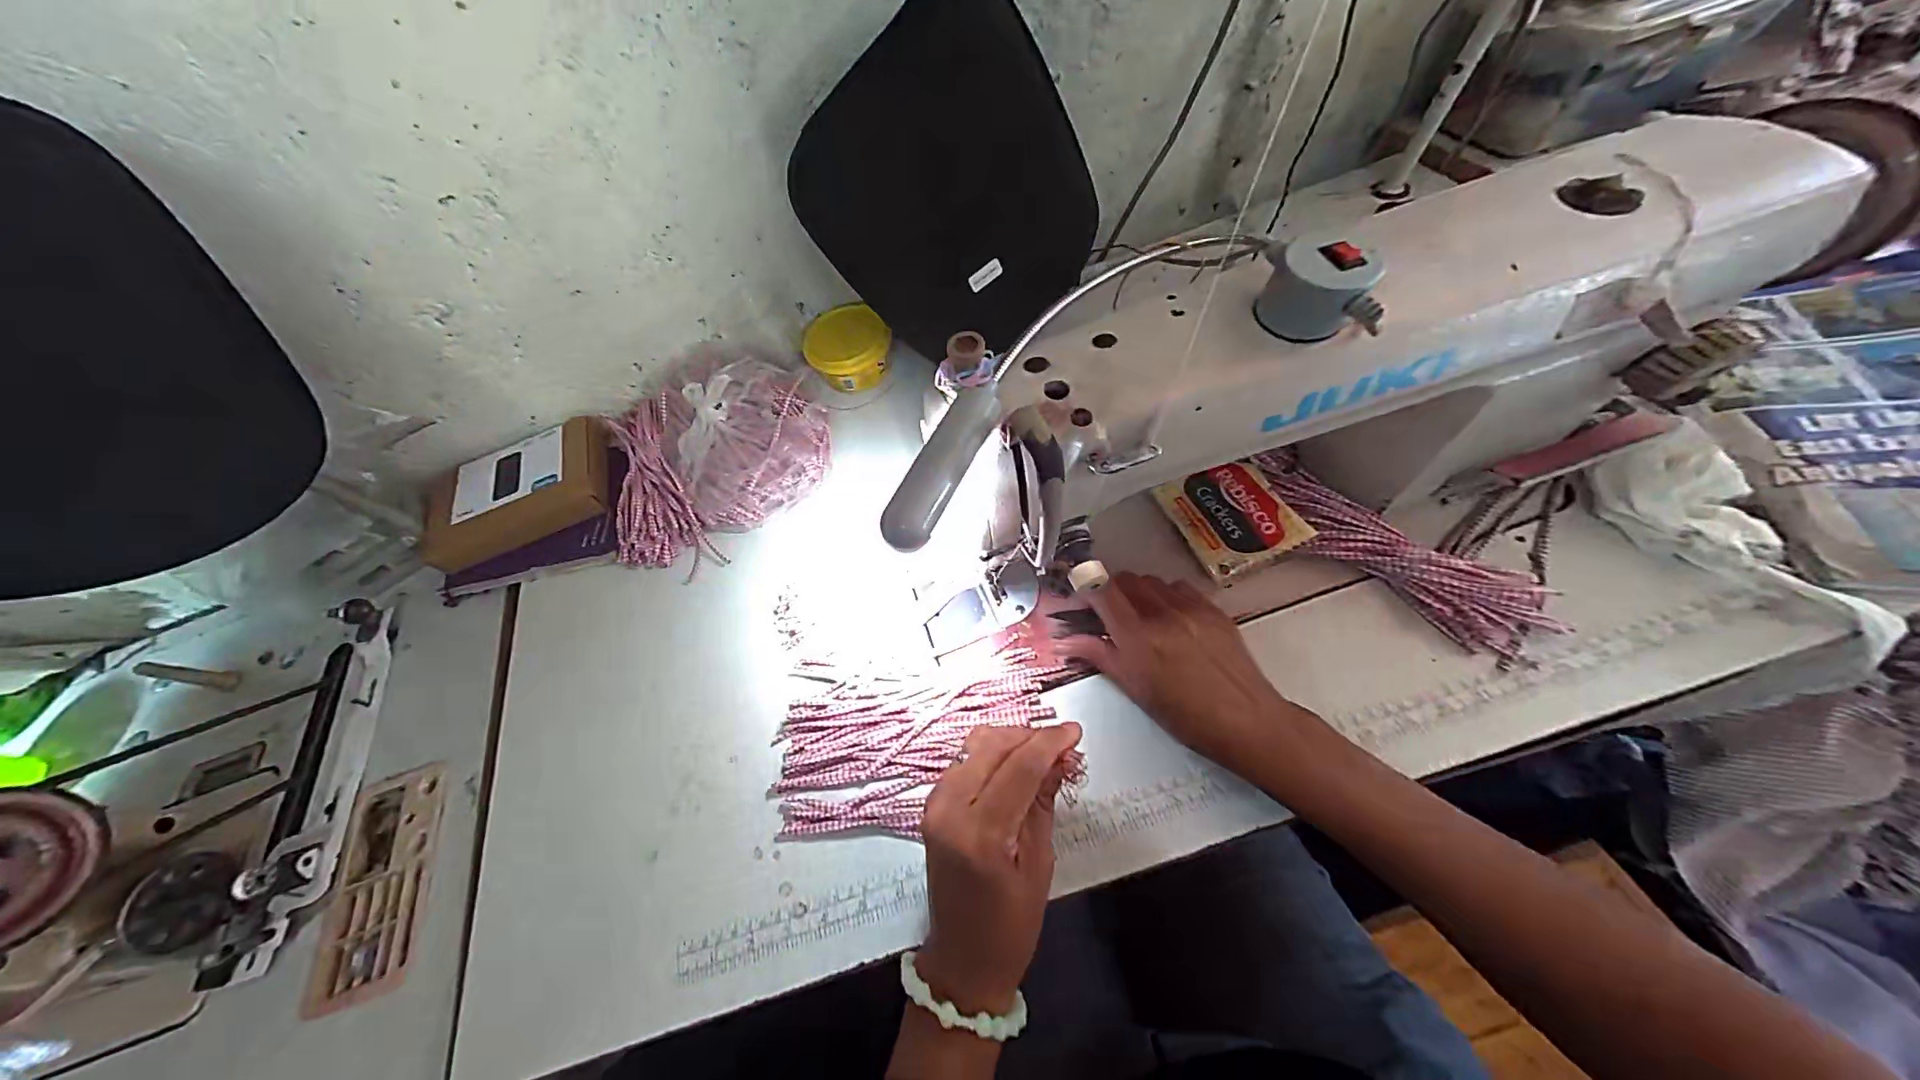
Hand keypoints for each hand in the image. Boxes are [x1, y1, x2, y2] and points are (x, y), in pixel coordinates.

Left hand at [916, 723, 1081, 1015]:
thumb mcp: (1039, 863)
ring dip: (1010, 741)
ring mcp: (934, 805)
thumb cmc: (1010, 925)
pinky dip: (991, 755)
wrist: (962, 958)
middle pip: (991, 745)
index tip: (1074, 731)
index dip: (1050, 742)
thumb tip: (1060, 757)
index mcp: (980, 833)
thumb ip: (1043, 801)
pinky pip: (964, 762)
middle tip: (1063, 747)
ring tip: (1042, 756)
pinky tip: (1016, 767)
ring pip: (974, 746)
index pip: (1018, 766)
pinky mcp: (931, 805)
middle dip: (1030, 736)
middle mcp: (949, 810)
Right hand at [1058, 572, 1314, 772]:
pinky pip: (1180, 588)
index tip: (1080, 599)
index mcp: (1138, 638)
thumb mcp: (1135, 689)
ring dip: (1138, 592)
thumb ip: (1100, 656)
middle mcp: (1163, 615)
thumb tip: (1069, 641)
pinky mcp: (1213, 609)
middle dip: (1110, 590)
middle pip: (1125, 579)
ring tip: (1138, 616)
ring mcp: (1191, 609)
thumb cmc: (1188, 717)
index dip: (1085, 588)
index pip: (1101, 590)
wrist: (1245, 721)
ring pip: (1152, 581)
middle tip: (1106, 611)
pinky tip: (1169, 617)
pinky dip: (1166, 595)